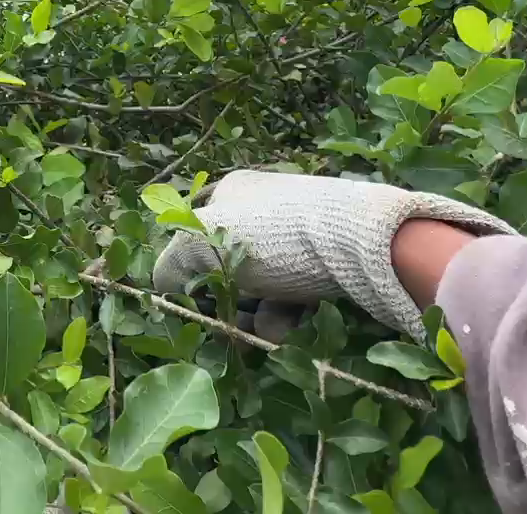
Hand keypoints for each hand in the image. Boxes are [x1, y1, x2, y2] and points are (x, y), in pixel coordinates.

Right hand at [151, 170, 513, 340]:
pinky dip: (290, 311)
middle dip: (228, 295)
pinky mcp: (334, 255)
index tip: (194, 296)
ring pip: (265, 278)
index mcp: (231, 190)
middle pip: (231, 257)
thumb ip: (172, 261)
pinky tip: (290, 332)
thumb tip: (159, 282)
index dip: (189, 263)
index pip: (196, 226)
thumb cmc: (275, 238)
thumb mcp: (205, 245)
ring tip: (263, 336)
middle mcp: (264, 204)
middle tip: (231, 322)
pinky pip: (299, 287)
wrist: (366, 244)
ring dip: (257, 311)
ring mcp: (301, 229)